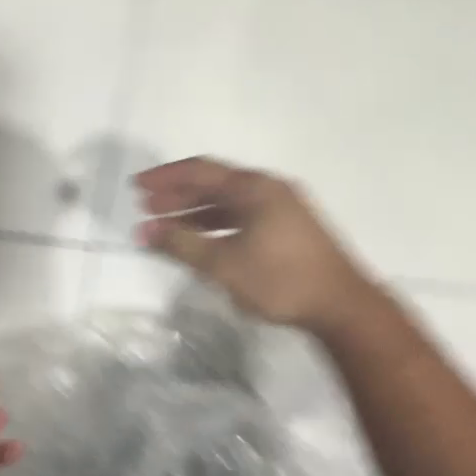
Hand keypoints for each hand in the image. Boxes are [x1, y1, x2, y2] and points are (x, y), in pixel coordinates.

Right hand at [136, 157, 377, 331]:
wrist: (339, 304)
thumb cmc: (280, 280)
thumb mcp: (223, 264)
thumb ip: (181, 245)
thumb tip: (144, 231)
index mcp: (255, 188)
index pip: (201, 171)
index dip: (166, 178)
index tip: (135, 188)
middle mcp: (269, 190)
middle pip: (214, 184)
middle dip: (177, 195)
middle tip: (145, 208)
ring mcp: (280, 210)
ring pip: (227, 203)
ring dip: (193, 213)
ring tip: (165, 226)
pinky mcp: (285, 231)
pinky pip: (239, 218)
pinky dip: (213, 226)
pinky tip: (199, 241)